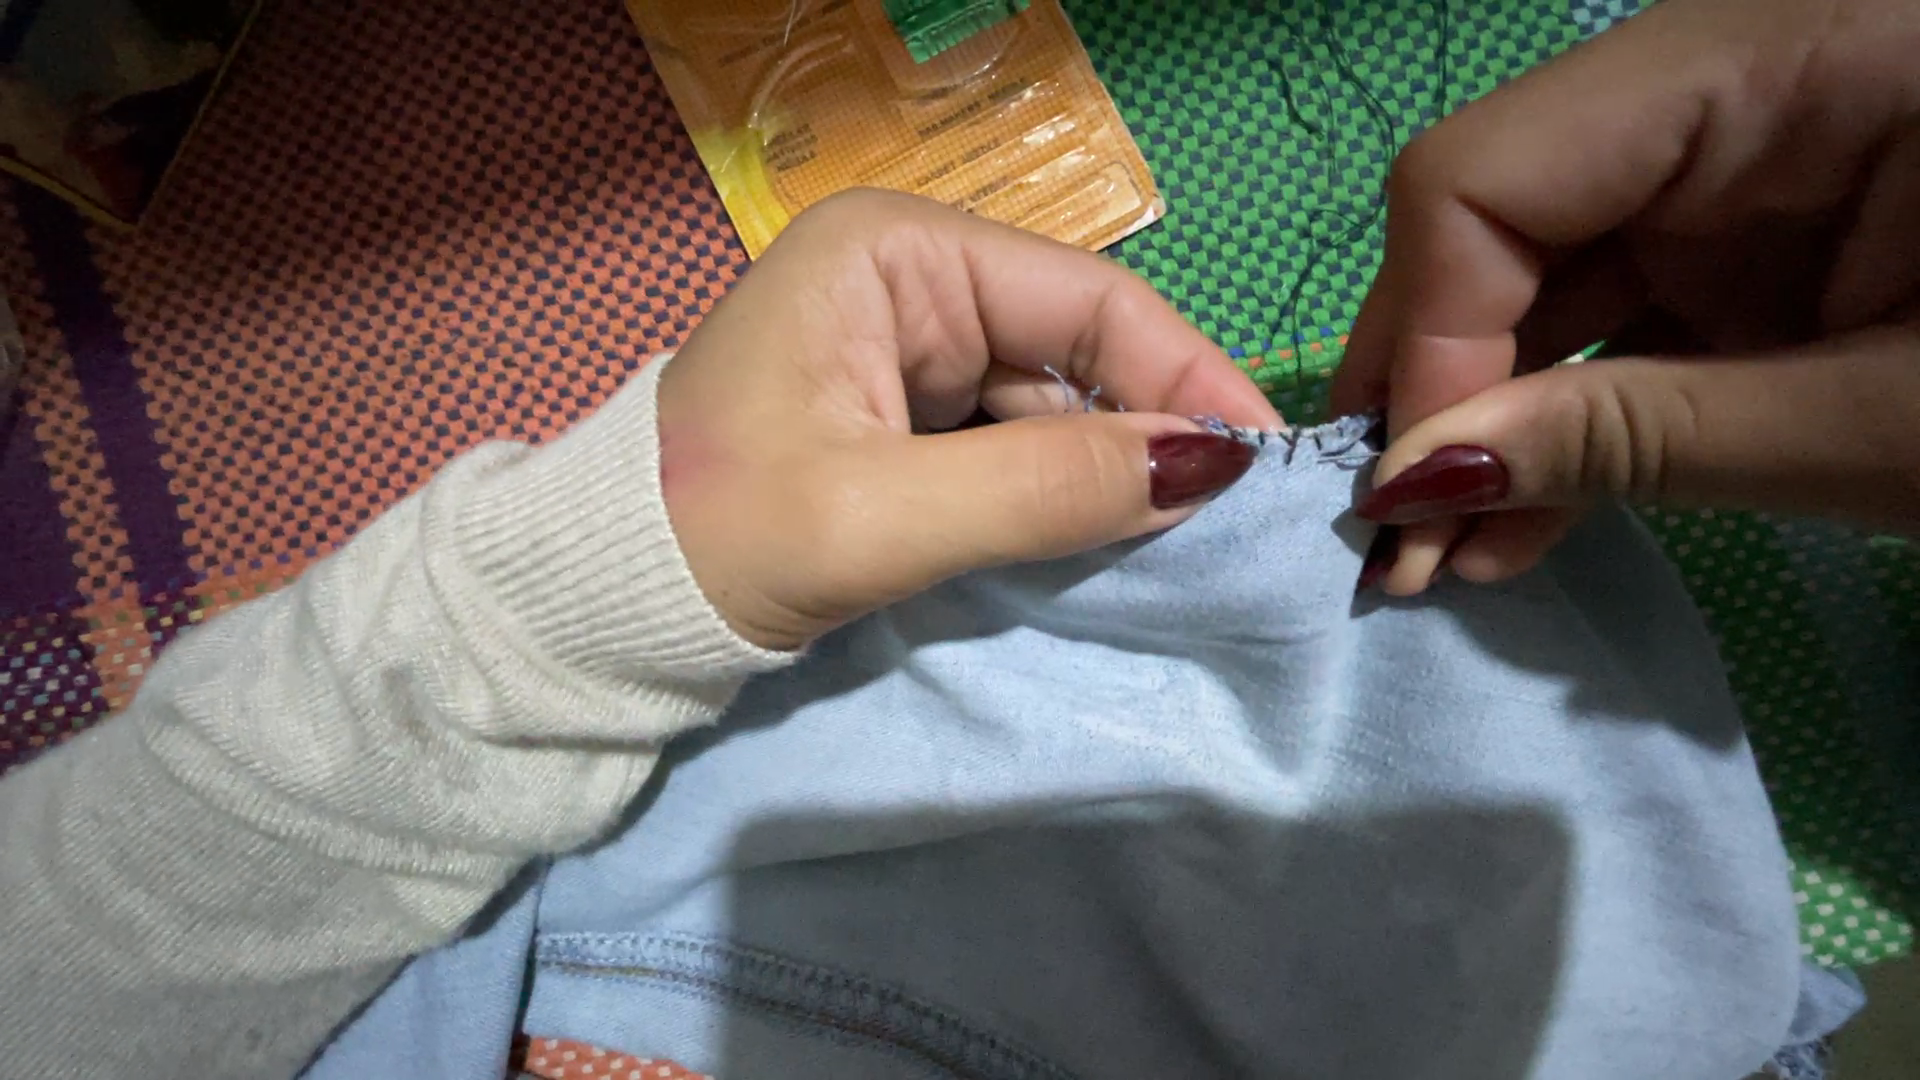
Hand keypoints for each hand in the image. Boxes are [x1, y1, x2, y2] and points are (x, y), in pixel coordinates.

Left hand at [657, 190, 1279, 649]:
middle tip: (1224, 514)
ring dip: (1104, 469)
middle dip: (1146, 429)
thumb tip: (1204, 467)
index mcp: (894, 257)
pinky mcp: (906, 424)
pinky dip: (1055, 493)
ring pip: (1048, 406)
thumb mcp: (879, 514)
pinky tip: (1091, 534)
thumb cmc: (717, 535)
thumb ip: (1040, 487)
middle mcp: (910, 288)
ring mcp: (909, 357)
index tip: (1258, 456)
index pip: (1082, 299)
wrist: (609, 600)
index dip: (1183, 373)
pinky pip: (1010, 448)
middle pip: (1073, 350)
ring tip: (1170, 534)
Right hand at [1333, 0, 1919, 594]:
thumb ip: (1623, 441)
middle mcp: (1729, 80)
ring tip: (1447, 556)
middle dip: (1424, 396)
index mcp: (1794, 47)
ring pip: (1522, 295)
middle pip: (1479, 234)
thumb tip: (1407, 486)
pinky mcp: (1742, 236)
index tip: (1410, 477)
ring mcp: (1729, 164)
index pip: (1480, 180)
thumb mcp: (1899, 428)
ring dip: (1477, 434)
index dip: (1417, 333)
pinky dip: (1549, 431)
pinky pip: (1593, 327)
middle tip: (1392, 531)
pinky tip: (1517, 525)